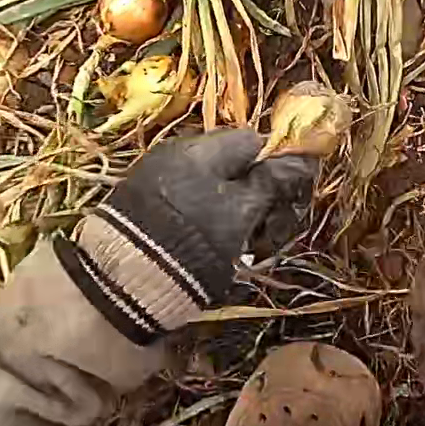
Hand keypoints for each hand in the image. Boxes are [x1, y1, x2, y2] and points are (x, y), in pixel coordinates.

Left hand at [121, 129, 318, 262]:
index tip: (288, 196)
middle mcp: (178, 152)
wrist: (121, 284)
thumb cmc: (195, 242)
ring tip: (241, 241)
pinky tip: (210, 243)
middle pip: (235, 161)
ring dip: (235, 207)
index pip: (255, 141)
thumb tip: (304, 157)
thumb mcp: (243, 211)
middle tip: (267, 226)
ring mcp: (159, 176)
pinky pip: (191, 198)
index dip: (278, 165)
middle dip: (257, 190)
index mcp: (203, 148)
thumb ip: (274, 180)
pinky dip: (208, 216)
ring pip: (214, 182)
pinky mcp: (145, 202)